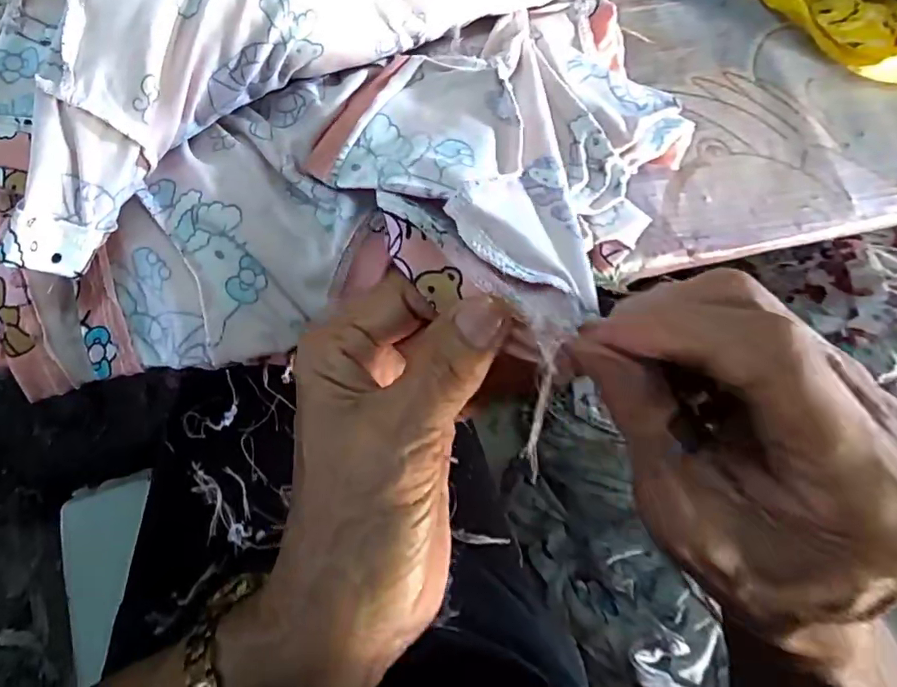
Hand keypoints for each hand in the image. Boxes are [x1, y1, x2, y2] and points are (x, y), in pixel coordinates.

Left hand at [222, 277, 516, 686]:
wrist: (357, 604)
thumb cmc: (363, 512)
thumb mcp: (403, 432)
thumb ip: (447, 367)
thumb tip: (492, 304)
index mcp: (339, 346)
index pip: (403, 294)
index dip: (457, 291)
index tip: (520, 295)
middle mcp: (363, 357)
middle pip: (430, 317)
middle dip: (483, 316)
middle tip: (551, 314)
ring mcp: (395, 389)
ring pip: (451, 349)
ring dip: (498, 346)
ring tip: (558, 341)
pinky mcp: (424, 421)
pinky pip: (463, 384)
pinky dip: (497, 378)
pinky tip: (542, 373)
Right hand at [572, 270, 896, 674]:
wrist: (815, 606)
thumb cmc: (745, 575)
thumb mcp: (676, 512)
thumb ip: (640, 419)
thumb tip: (588, 344)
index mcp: (865, 481)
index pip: (774, 355)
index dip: (676, 328)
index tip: (599, 337)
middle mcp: (888, 424)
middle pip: (762, 316)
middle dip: (664, 316)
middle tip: (602, 344)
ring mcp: (876, 395)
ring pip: (756, 307)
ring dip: (673, 317)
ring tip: (631, 354)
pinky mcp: (846, 380)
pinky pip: (757, 324)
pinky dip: (693, 329)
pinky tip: (670, 363)